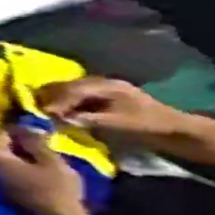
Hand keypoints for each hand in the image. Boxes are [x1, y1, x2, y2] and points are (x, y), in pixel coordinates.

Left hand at [0, 126, 88, 214]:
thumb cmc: (56, 187)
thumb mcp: (50, 160)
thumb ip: (35, 142)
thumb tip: (26, 126)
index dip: (16, 127)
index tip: (32, 124)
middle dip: (15, 138)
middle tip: (36, 134)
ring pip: (2, 156)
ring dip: (17, 149)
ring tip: (37, 145)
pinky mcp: (4, 185)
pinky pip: (7, 166)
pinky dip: (18, 160)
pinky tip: (34, 160)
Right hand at [37, 77, 187, 137]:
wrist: (176, 131)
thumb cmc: (147, 126)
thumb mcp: (116, 123)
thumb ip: (86, 119)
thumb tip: (56, 118)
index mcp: (106, 85)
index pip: (71, 89)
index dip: (54, 100)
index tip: (41, 112)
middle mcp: (102, 82)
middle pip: (66, 86)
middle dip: (50, 97)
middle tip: (38, 111)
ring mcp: (103, 88)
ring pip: (69, 89)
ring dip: (56, 99)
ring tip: (47, 112)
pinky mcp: (103, 97)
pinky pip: (76, 95)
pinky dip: (65, 102)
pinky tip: (61, 112)